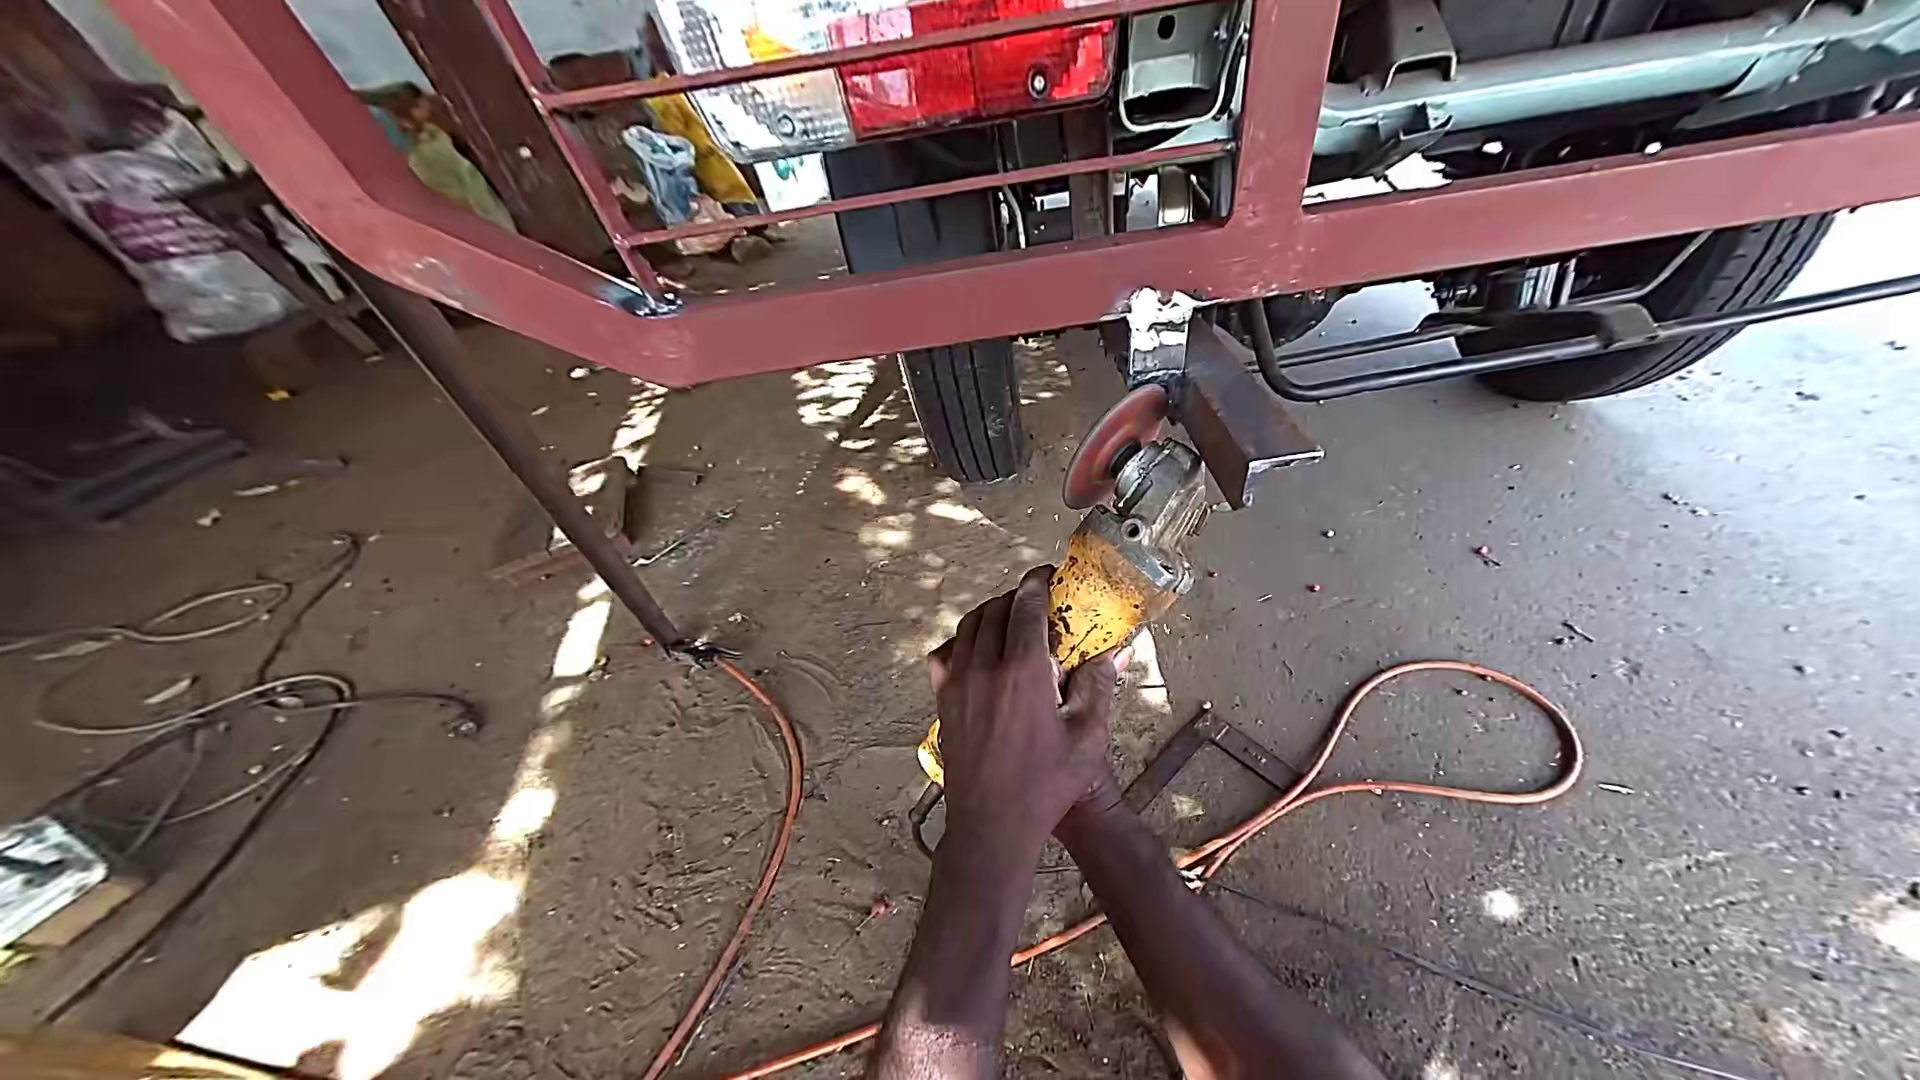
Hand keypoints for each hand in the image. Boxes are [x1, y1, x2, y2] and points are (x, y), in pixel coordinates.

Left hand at [928, 565, 1122, 855]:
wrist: (993, 823)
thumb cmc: (1045, 784)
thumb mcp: (1088, 737)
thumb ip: (1098, 686)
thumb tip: (1108, 654)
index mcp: (1022, 670)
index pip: (1026, 607)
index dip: (1037, 584)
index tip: (1047, 575)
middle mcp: (985, 667)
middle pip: (995, 609)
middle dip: (1016, 596)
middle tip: (1035, 600)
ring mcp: (958, 682)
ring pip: (968, 626)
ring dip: (989, 612)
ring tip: (1009, 618)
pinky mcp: (943, 699)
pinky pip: (945, 653)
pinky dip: (960, 639)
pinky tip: (975, 650)